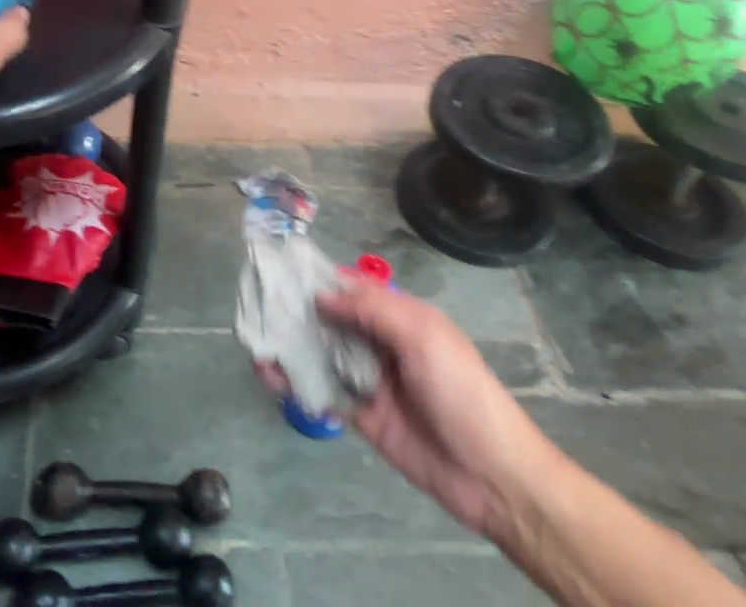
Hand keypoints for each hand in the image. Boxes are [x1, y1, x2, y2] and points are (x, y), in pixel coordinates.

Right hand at [283, 283, 558, 538]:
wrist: (489, 475)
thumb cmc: (461, 393)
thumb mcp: (423, 338)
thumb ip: (373, 310)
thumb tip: (322, 295)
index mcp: (403, 317)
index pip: (354, 289)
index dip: (320, 279)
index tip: (280, 271)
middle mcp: (383, 343)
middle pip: (332, 320)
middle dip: (297, 313)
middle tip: (256, 309)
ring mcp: (370, 380)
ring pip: (322, 355)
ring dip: (291, 347)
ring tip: (256, 344)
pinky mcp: (361, 415)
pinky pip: (324, 391)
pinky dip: (296, 382)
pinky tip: (270, 377)